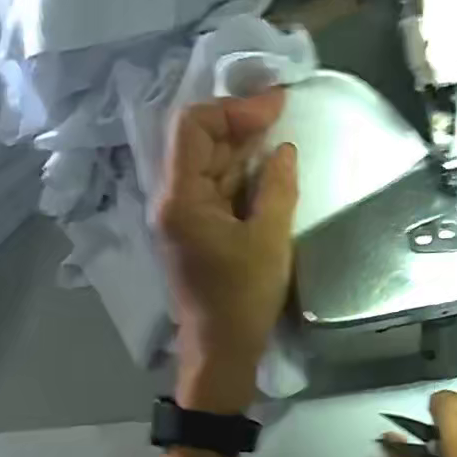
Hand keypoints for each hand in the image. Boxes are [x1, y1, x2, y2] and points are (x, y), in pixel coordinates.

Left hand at [155, 88, 298, 413]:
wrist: (223, 350)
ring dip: (241, 147)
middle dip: (239, 122)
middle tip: (282, 110)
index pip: (194, 126)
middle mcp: (174, 200)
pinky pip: (216, 190)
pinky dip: (240, 174)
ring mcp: (184, 217)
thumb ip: (276, 188)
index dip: (234, 108)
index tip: (275, 106)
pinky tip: (267, 168)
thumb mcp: (269, 240)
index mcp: (181, 198)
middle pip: (199, 142)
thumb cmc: (243, 298)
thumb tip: (282, 150)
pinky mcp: (197, 232)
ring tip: (279, 133)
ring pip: (209, 165)